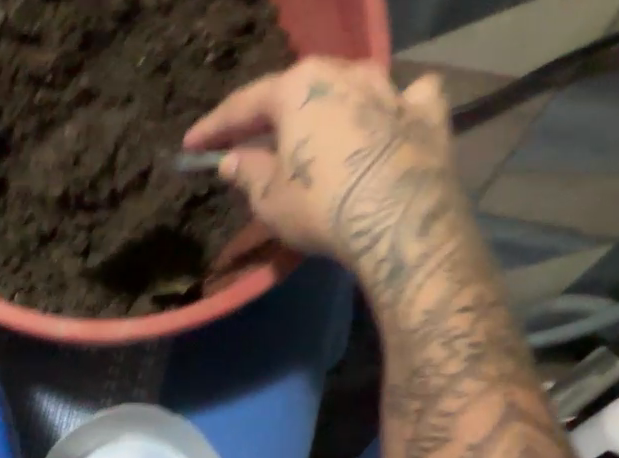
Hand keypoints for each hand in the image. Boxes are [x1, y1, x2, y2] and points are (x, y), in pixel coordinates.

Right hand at [183, 59, 466, 278]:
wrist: (398, 222)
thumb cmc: (321, 206)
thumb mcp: (269, 198)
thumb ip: (248, 172)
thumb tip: (233, 160)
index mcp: (298, 87)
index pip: (243, 105)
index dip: (213, 128)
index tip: (191, 145)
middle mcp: (345, 73)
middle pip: (297, 91)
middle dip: (270, 116)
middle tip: (247, 139)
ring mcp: (391, 89)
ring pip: (350, 87)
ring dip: (328, 106)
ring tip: (313, 129)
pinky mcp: (427, 114)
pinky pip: (406, 99)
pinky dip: (393, 107)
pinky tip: (389, 117)